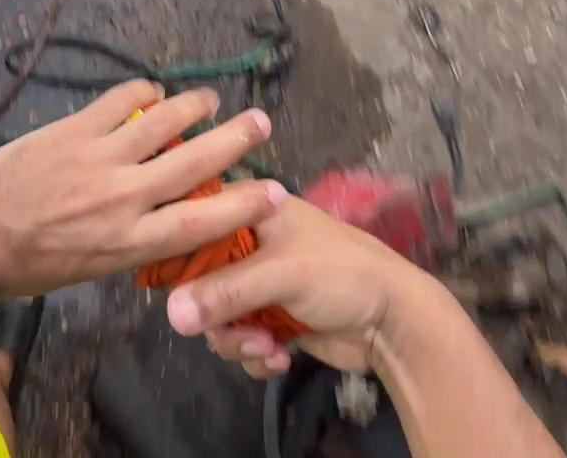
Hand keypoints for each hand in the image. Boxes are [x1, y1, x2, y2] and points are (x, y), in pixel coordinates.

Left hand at [0, 80, 284, 298]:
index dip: (243, 204)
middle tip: (261, 122)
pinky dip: (141, 90)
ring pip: (160, 122)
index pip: (201, 221)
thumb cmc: (31, 265)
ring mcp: (98, 157)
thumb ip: (132, 240)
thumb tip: (161, 216)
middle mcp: (124, 197)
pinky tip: (153, 87)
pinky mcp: (73, 130)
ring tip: (213, 99)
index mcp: (130, 241)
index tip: (275, 191)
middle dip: (233, 141)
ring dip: (192, 107)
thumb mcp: (92, 268)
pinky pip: (118, 102)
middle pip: (192, 163)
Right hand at [165, 196, 443, 378]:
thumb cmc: (339, 273)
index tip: (171, 285)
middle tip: (238, 333)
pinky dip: (253, 353)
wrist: (395, 322)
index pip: (192, 220)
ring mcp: (256, 280)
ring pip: (215, 314)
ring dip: (236, 340)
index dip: (176, 254)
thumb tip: (171, 315)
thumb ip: (225, 292)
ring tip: (266, 348)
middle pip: (198, 277)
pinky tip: (279, 358)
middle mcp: (244, 240)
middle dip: (216, 314)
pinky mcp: (269, 316)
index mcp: (246, 207)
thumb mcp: (281, 273)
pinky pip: (238, 337)